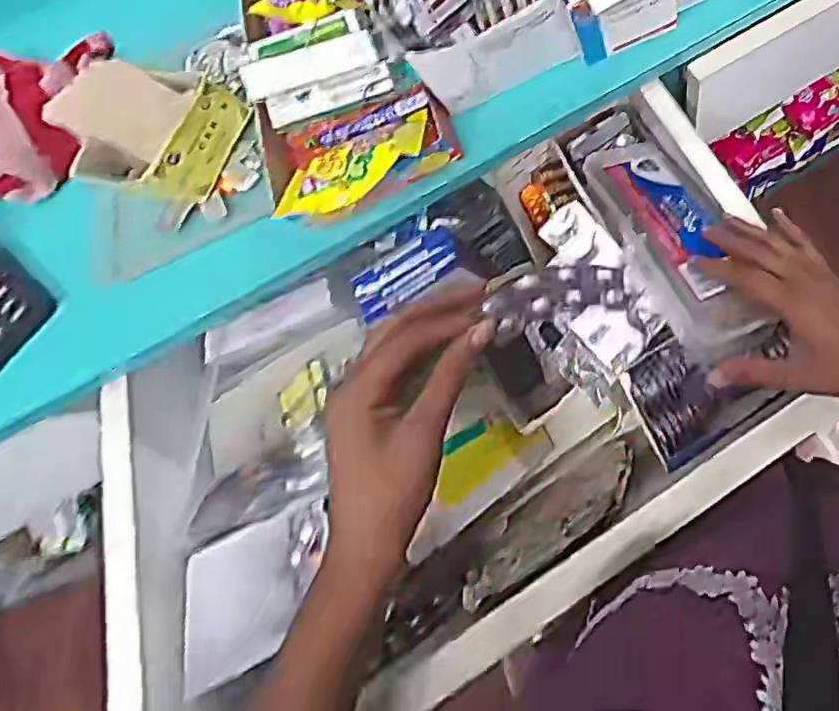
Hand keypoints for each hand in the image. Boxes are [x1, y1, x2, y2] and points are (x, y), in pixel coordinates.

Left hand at [322, 284, 492, 583]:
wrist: (366, 547)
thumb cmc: (394, 495)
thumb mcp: (425, 431)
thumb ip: (450, 376)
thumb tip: (479, 331)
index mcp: (357, 386)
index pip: (407, 336)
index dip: (448, 318)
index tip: (486, 306)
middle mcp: (352, 381)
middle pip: (395, 328)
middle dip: (437, 306)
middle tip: (479, 292)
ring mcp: (358, 393)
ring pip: (394, 341)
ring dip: (430, 321)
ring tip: (468, 305)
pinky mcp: (369, 406)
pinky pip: (396, 362)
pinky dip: (424, 346)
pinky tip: (448, 339)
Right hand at [699, 212, 838, 408]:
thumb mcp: (796, 375)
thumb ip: (752, 372)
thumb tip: (712, 376)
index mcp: (792, 301)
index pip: (746, 277)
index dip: (719, 268)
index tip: (694, 260)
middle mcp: (803, 280)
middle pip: (761, 252)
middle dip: (731, 239)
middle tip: (705, 228)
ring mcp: (820, 275)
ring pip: (780, 243)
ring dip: (753, 229)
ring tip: (730, 216)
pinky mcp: (832, 276)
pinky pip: (806, 245)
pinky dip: (790, 229)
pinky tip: (779, 216)